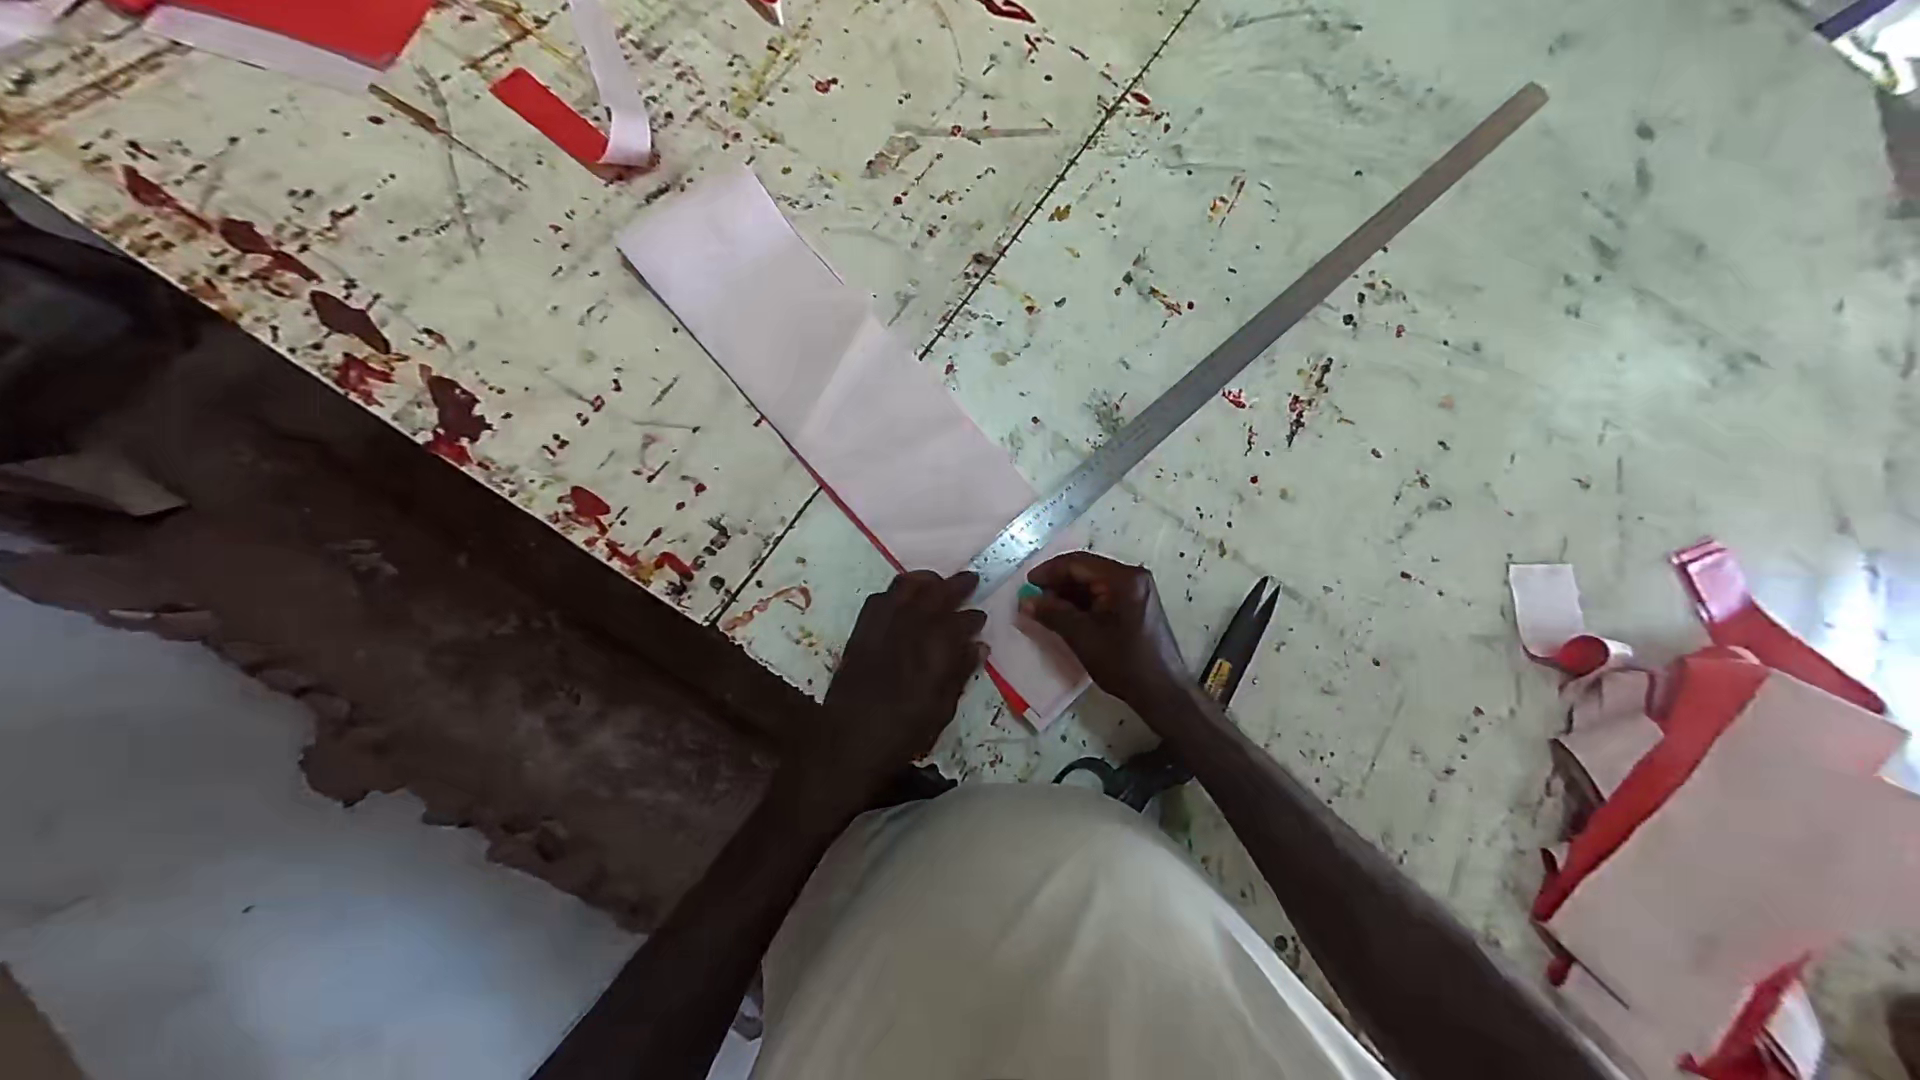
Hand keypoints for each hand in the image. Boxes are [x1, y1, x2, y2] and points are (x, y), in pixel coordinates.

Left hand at [783, 570, 986, 817]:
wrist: (849, 742)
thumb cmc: (903, 733)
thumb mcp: (942, 709)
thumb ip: (961, 672)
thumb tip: (979, 646)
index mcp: (936, 648)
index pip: (962, 620)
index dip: (974, 617)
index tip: (980, 618)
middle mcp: (910, 628)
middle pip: (937, 593)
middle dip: (958, 584)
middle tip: (971, 580)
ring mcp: (882, 625)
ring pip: (906, 586)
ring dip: (926, 580)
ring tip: (937, 582)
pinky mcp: (861, 631)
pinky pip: (879, 599)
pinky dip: (895, 593)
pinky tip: (903, 600)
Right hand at [1020, 552, 1188, 708]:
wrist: (1161, 692)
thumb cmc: (1124, 662)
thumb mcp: (1083, 636)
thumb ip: (1053, 614)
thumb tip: (1025, 601)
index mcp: (1124, 579)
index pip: (1078, 563)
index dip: (1049, 571)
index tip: (1027, 584)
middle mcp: (1133, 578)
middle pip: (1086, 570)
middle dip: (1057, 583)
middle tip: (1034, 598)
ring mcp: (1137, 591)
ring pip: (1093, 583)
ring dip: (1068, 594)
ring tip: (1045, 609)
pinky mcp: (1135, 605)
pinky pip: (1103, 595)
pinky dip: (1082, 603)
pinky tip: (1065, 615)